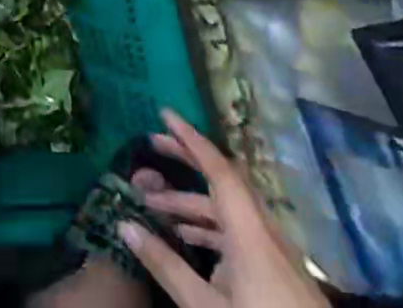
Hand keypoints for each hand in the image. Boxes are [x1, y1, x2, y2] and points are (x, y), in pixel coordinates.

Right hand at [120, 110, 327, 307]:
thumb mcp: (206, 306)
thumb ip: (165, 264)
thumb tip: (123, 223)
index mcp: (251, 235)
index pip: (220, 172)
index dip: (192, 139)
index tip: (165, 114)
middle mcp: (267, 235)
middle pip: (225, 183)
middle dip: (188, 160)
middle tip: (152, 145)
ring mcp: (276, 256)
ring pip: (230, 212)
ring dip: (192, 203)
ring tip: (154, 206)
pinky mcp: (279, 274)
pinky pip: (240, 234)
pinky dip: (209, 227)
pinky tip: (186, 239)